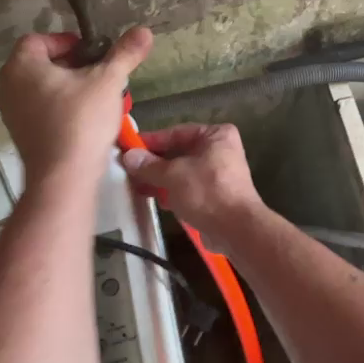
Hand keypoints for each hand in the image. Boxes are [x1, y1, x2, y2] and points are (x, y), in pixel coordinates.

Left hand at [0, 27, 151, 187]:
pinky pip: (41, 109)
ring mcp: (11, 112)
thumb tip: (144, 30)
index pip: (40, 39)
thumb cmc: (82, 120)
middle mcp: (8, 85)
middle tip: (100, 73)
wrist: (64, 175)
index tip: (94, 53)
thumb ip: (125, 53)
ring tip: (98, 95)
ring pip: (43, 87)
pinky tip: (86, 117)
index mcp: (22, 65)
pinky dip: (61, 106)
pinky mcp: (21, 133)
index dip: (68, 41)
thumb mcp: (109, 81)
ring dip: (69, 86)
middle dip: (72, 65)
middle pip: (41, 63)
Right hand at [119, 124, 263, 239]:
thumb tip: (128, 156)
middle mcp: (220, 150)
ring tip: (137, 186)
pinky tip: (156, 199)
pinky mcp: (215, 195)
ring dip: (161, 179)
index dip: (151, 141)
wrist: (235, 229)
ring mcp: (219, 174)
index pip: (177, 132)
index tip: (128, 148)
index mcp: (216, 135)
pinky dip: (173, 192)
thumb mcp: (173, 175)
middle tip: (128, 170)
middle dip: (154, 163)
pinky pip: (188, 188)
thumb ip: (149, 165)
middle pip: (179, 153)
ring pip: (182, 172)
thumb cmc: (206, 192)